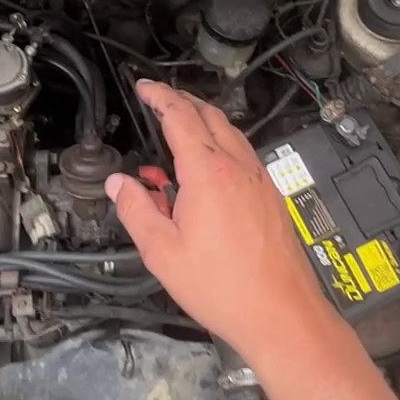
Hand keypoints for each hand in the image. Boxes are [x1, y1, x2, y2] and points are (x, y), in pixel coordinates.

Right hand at [106, 80, 340, 362]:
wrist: (281, 312)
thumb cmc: (225, 287)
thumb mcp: (162, 252)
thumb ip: (136, 211)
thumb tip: (119, 185)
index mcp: (207, 172)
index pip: (180, 115)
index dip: (159, 95)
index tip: (144, 87)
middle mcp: (238, 166)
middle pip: (208, 114)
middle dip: (181, 101)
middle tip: (158, 101)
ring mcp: (259, 178)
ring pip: (229, 132)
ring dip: (203, 122)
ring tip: (178, 133)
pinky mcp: (270, 194)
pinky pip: (242, 154)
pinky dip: (220, 146)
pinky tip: (206, 170)